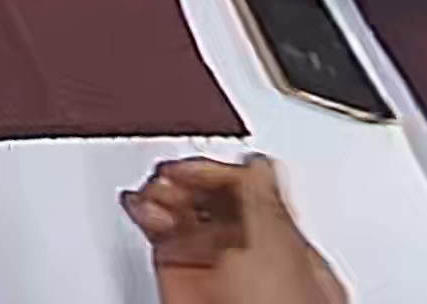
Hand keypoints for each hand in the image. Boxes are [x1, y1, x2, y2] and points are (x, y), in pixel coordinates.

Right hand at [122, 156, 345, 303]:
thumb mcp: (277, 254)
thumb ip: (264, 204)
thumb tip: (260, 162)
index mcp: (285, 246)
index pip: (250, 186)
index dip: (218, 170)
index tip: (195, 166)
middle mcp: (246, 249)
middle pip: (208, 190)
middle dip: (183, 177)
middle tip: (170, 179)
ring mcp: (209, 257)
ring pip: (176, 201)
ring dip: (158, 190)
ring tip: (155, 198)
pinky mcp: (175, 264)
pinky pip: (152, 221)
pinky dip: (140, 208)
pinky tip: (142, 209)